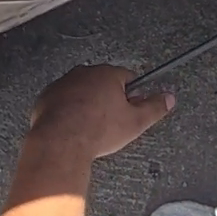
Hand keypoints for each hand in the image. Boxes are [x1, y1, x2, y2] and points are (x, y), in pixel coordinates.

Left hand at [26, 65, 174, 161]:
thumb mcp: (135, 123)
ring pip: (81, 91)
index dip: (132, 96)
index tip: (130, 109)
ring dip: (87, 104)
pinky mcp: (47, 96)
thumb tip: (169, 98)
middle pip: (104, 83)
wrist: (60, 142)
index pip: (128, 78)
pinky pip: (62, 100)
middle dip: (109, 99)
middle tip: (111, 123)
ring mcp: (63, 83)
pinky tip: (73, 127)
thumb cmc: (96, 131)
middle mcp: (84, 73)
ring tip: (90, 127)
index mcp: (107, 74)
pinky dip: (68, 110)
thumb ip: (154, 108)